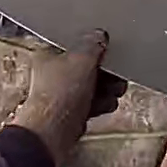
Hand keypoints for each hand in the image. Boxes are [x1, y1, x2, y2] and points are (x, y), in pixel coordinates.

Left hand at [10, 30, 125, 166]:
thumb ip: (93, 43)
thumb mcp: (82, 58)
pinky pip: (92, 103)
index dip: (93, 46)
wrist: (54, 132)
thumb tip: (99, 35)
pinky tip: (106, 104)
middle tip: (118, 75)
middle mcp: (53, 73)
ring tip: (115, 91)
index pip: (74, 43)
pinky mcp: (71, 112)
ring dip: (107, 88)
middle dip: (106, 72)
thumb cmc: (61, 92)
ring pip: (92, 86)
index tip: (108, 51)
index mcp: (48, 54)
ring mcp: (62, 94)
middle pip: (87, 66)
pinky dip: (101, 103)